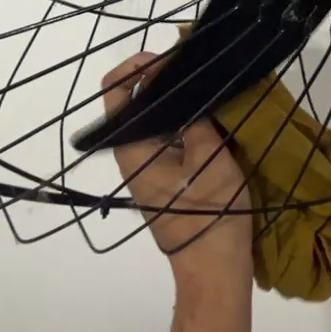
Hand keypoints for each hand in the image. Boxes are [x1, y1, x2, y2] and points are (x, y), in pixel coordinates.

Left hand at [101, 53, 253, 286]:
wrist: (215, 272)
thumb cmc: (209, 216)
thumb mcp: (210, 158)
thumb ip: (197, 118)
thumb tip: (191, 85)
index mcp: (131, 146)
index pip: (115, 91)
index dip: (135, 66)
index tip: (168, 59)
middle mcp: (133, 151)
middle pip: (136, 99)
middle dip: (163, 76)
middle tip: (195, 64)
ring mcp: (150, 163)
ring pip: (156, 115)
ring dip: (179, 96)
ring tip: (207, 80)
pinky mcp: (168, 172)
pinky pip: (171, 133)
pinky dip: (187, 116)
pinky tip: (214, 109)